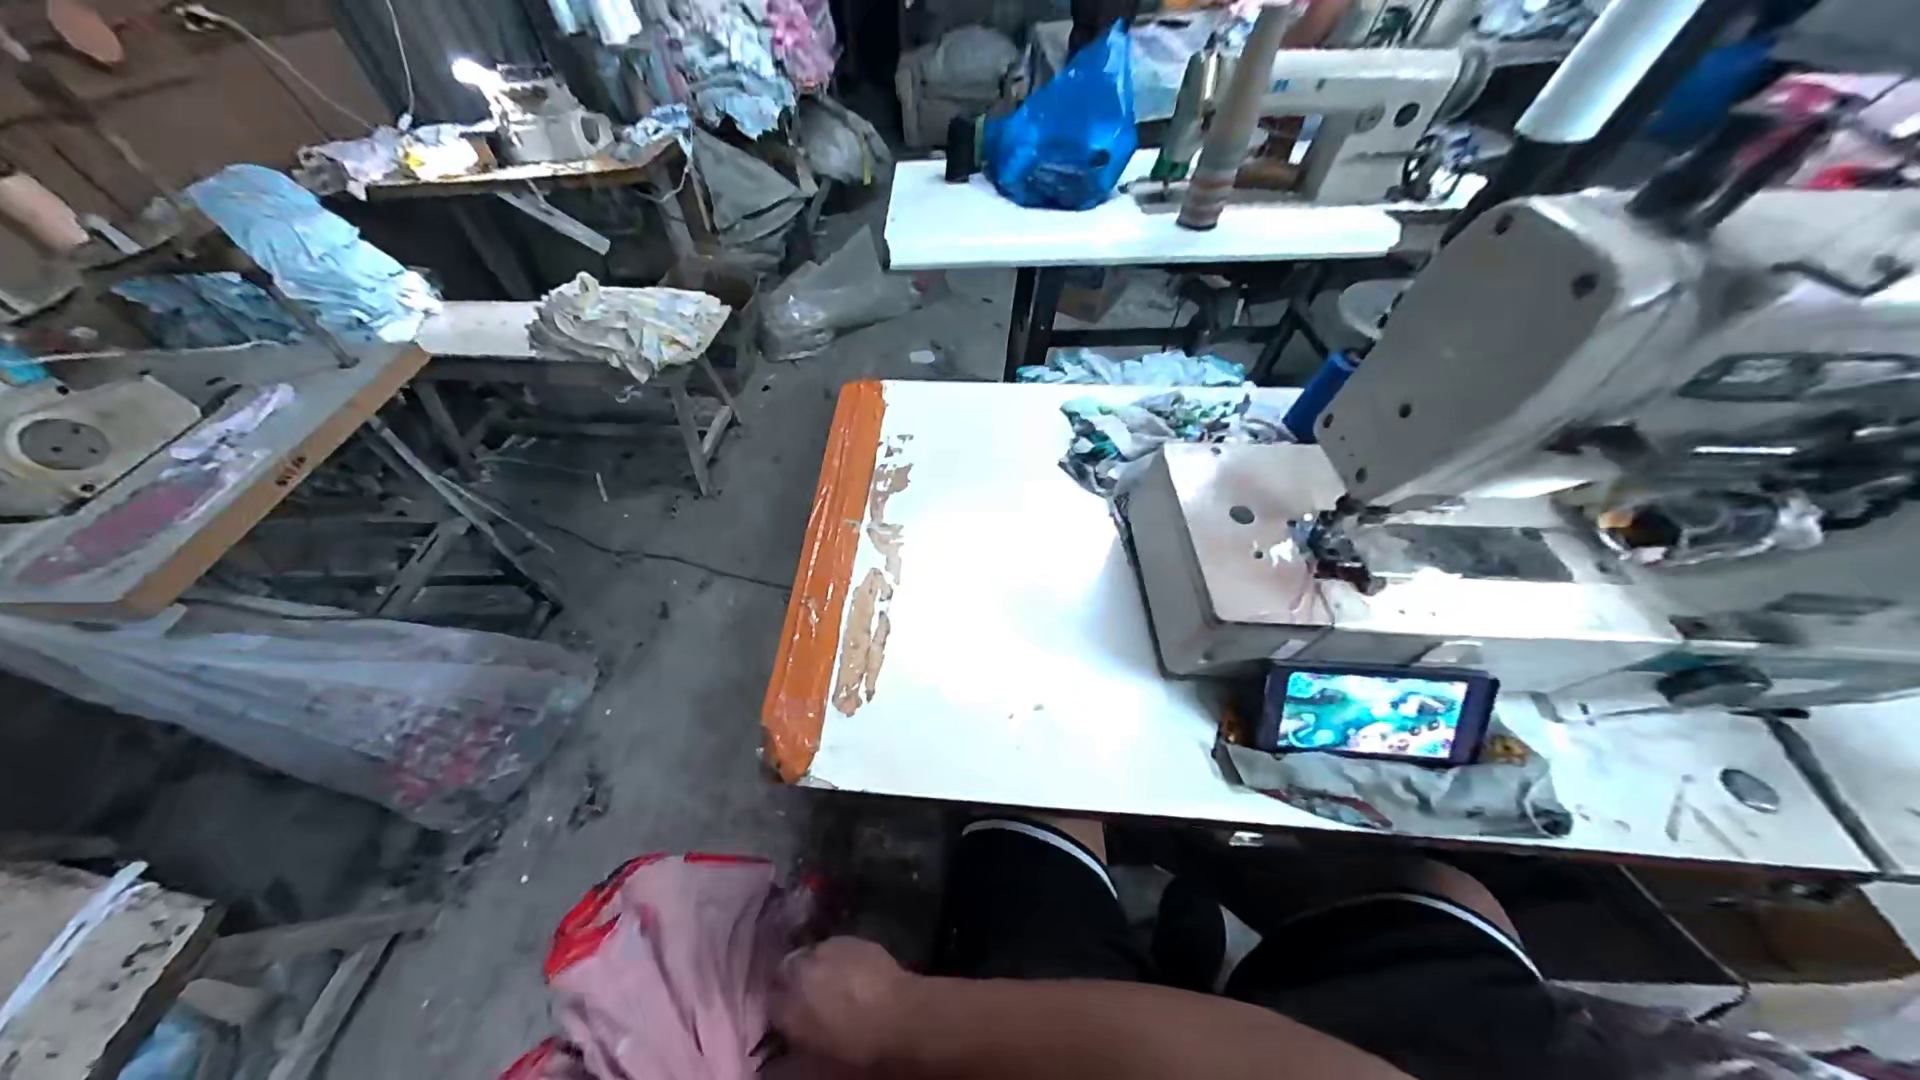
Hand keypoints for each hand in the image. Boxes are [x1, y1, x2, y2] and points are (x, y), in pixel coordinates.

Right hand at [772, 937, 917, 1066]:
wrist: (898, 1015)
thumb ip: (798, 1037)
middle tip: (806, 993)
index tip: (786, 1012)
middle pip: (783, 970)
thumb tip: (793, 1029)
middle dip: (790, 979)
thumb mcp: (819, 1056)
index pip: (769, 1002)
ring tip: (829, 978)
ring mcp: (823, 951)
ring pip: (808, 954)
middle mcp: (800, 974)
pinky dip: (835, 956)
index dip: (778, 1006)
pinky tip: (850, 968)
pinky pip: (832, 946)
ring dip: (813, 964)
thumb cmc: (859, 1049)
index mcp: (788, 1010)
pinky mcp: (847, 938)